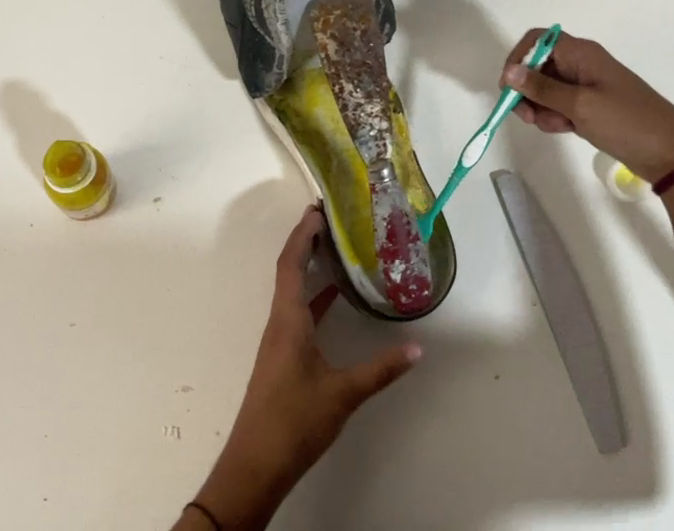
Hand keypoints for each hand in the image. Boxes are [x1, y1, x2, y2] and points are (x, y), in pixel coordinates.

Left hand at [190, 206, 421, 528]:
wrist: (256, 464)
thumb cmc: (294, 421)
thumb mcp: (343, 393)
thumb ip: (381, 370)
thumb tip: (417, 348)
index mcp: (287, 321)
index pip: (291, 265)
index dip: (302, 235)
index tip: (317, 209)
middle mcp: (279, 323)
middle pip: (289, 270)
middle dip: (306, 242)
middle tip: (330, 219)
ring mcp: (279, 341)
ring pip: (292, 291)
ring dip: (309, 267)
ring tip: (335, 248)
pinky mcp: (283, 357)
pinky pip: (298, 312)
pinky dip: (314, 297)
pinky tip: (334, 298)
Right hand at [502, 29, 673, 177]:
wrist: (669, 153)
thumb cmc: (625, 122)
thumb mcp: (579, 105)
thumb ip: (541, 88)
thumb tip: (510, 72)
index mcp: (581, 53)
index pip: (536, 41)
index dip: (517, 59)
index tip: (509, 87)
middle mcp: (581, 64)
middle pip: (537, 67)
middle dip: (527, 91)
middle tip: (528, 117)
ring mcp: (585, 86)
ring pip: (546, 90)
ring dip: (541, 108)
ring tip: (556, 126)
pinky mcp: (589, 107)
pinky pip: (559, 106)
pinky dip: (555, 117)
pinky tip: (565, 130)